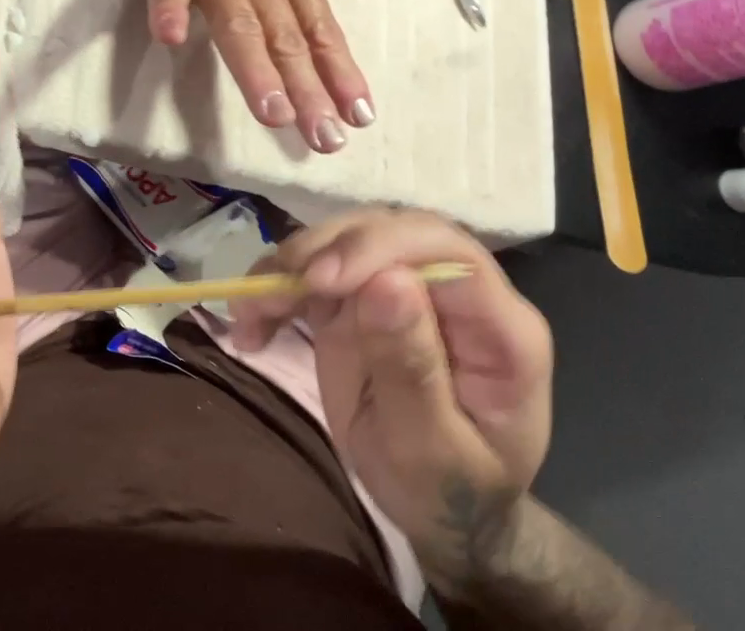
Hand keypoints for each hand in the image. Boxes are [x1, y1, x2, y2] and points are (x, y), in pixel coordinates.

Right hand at [129, 0, 410, 152]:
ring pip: (238, 24)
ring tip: (274, 114)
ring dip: (255, 68)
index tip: (360, 112)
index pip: (321, 28)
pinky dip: (171, 10)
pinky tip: (174, 40)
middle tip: (324, 138)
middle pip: (286, 39)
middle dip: (307, 90)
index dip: (341, 71)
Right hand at [231, 209, 552, 583]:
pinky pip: (311, 276)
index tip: (318, 280)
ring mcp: (401, 294)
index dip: (378, 249)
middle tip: (267, 294)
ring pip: (341, 244)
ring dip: (284, 268)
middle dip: (320, 251)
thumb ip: (413, 368)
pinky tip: (248, 327)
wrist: (435, 510)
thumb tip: (388, 281)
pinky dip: (271, 291)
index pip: (444, 251)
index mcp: (498, 326)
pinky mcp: (357, 304)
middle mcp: (450, 294)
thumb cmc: (450, 490)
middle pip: (385, 232)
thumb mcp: (432, 449)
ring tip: (246, 312)